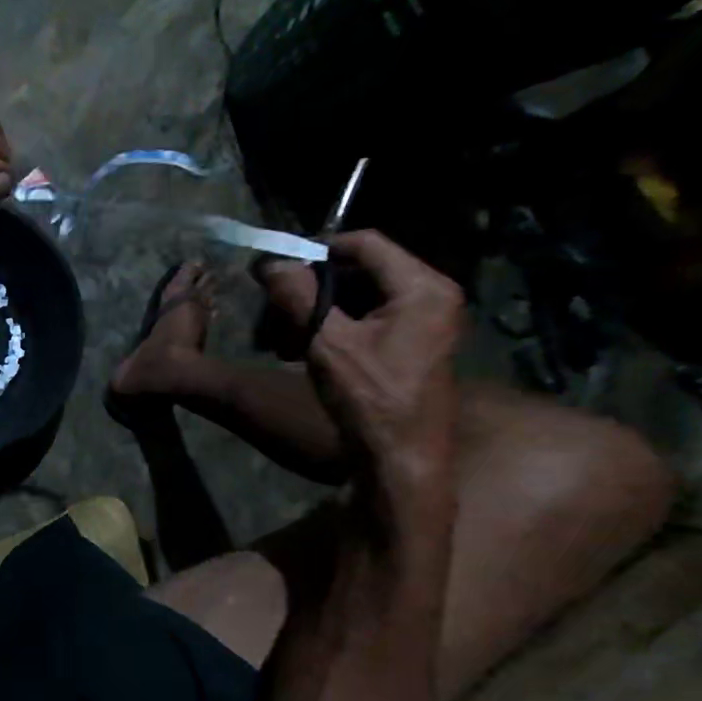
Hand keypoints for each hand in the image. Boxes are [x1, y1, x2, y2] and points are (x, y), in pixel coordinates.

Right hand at [258, 231, 463, 485]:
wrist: (401, 457)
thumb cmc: (369, 398)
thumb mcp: (326, 342)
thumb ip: (298, 296)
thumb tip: (269, 263)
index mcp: (423, 288)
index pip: (366, 243)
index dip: (317, 249)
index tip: (277, 268)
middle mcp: (432, 295)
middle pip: (360, 269)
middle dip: (311, 288)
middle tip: (275, 314)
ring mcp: (425, 320)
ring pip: (358, 295)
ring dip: (315, 311)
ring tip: (283, 340)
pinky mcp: (412, 342)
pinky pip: (366, 317)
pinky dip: (331, 327)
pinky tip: (302, 351)